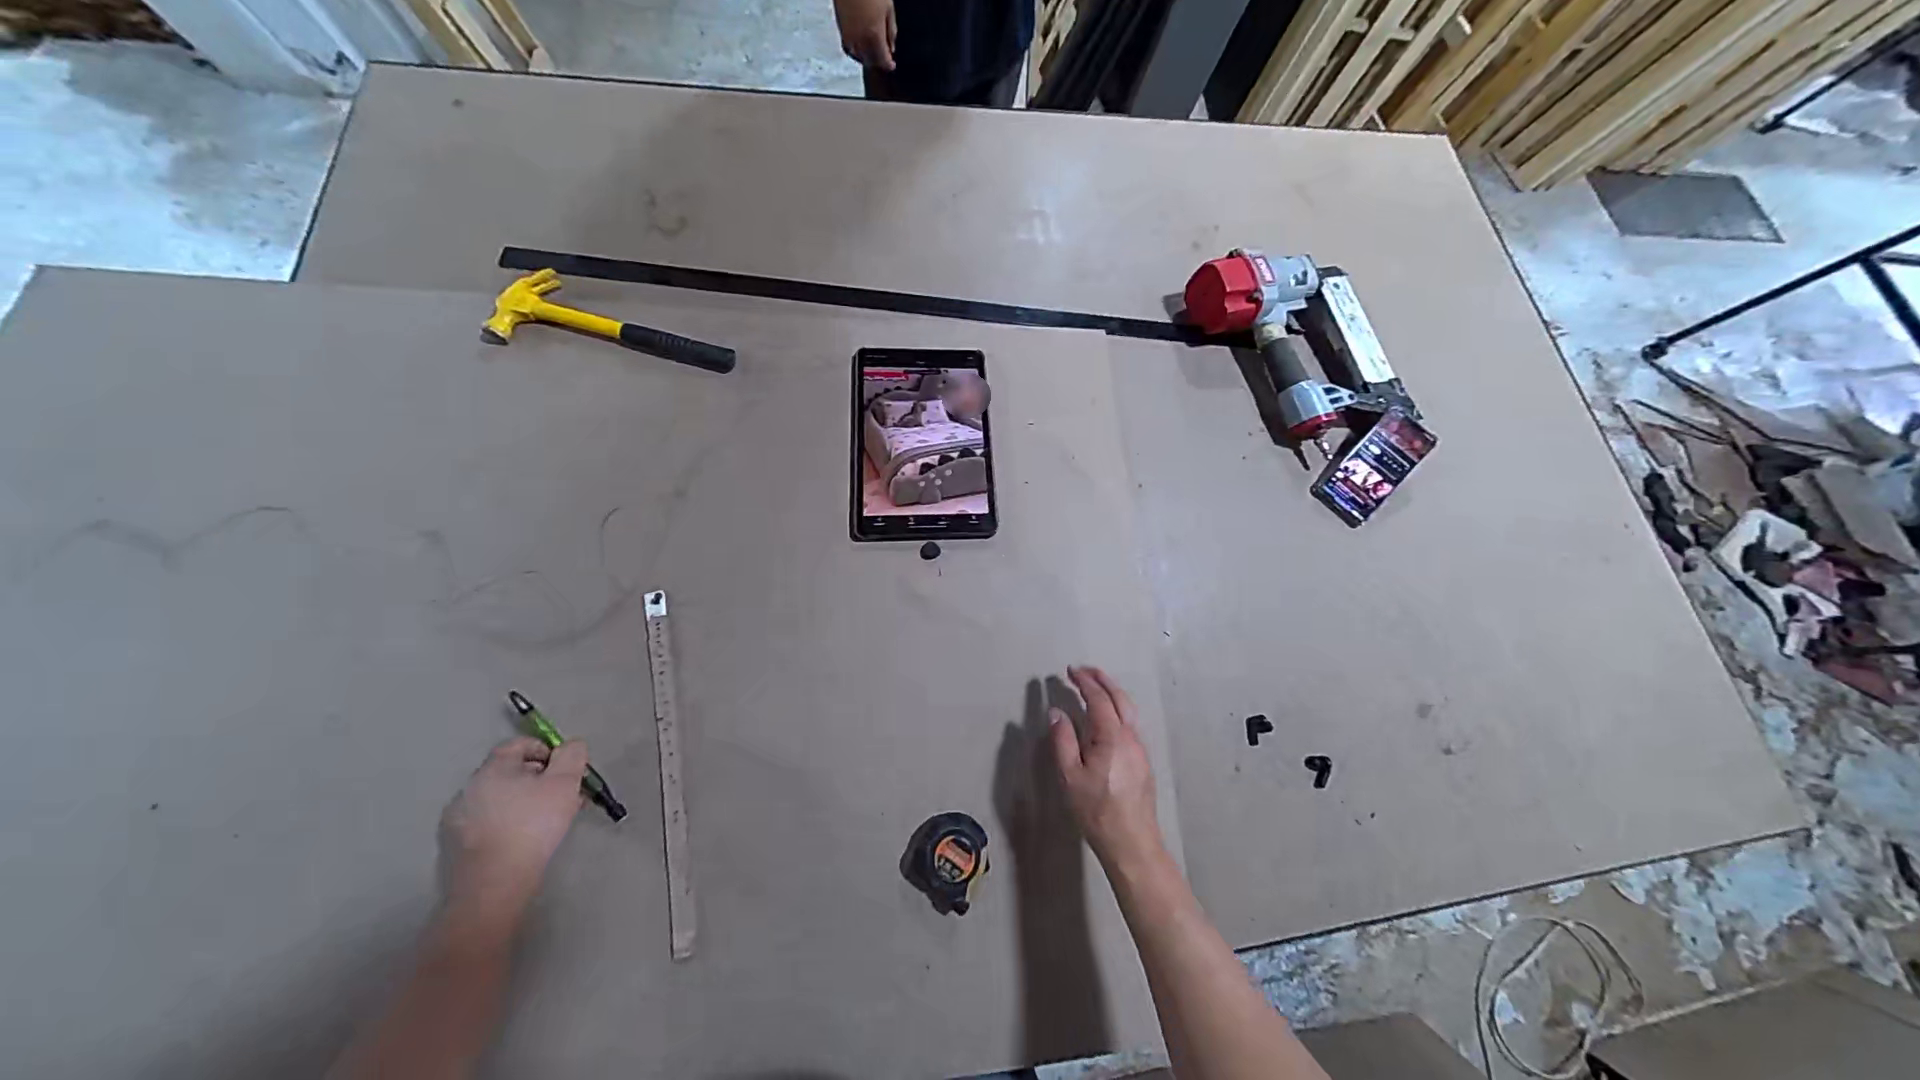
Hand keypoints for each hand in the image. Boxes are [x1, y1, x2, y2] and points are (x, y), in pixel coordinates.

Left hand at [438, 737, 588, 925]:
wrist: (494, 883)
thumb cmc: (533, 825)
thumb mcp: (565, 783)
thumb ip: (572, 756)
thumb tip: (571, 745)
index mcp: (493, 768)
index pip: (518, 745)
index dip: (545, 751)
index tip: (565, 769)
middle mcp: (470, 788)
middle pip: (510, 772)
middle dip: (539, 779)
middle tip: (563, 796)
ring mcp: (458, 818)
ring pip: (500, 798)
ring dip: (524, 801)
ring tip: (548, 819)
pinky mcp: (456, 845)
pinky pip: (488, 821)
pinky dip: (508, 822)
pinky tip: (525, 838)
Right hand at [833, 0, 895, 70]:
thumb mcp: (888, 8)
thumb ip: (891, 31)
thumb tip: (892, 47)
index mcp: (874, 35)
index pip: (882, 60)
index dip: (888, 65)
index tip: (891, 64)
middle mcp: (860, 40)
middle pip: (871, 61)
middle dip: (878, 62)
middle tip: (883, 58)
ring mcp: (849, 36)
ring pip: (859, 56)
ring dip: (867, 57)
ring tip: (872, 52)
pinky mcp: (841, 29)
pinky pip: (849, 48)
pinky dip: (856, 50)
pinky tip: (860, 45)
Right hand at [1048, 665, 1164, 870]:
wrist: (1132, 843)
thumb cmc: (1097, 810)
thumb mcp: (1070, 776)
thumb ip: (1062, 740)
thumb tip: (1057, 711)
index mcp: (1112, 737)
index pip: (1099, 699)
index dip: (1085, 682)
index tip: (1070, 670)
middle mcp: (1131, 738)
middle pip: (1120, 699)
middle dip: (1103, 680)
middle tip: (1085, 670)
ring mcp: (1140, 750)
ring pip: (1128, 711)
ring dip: (1112, 694)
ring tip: (1095, 687)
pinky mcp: (1142, 763)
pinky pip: (1130, 725)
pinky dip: (1117, 710)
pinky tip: (1107, 718)